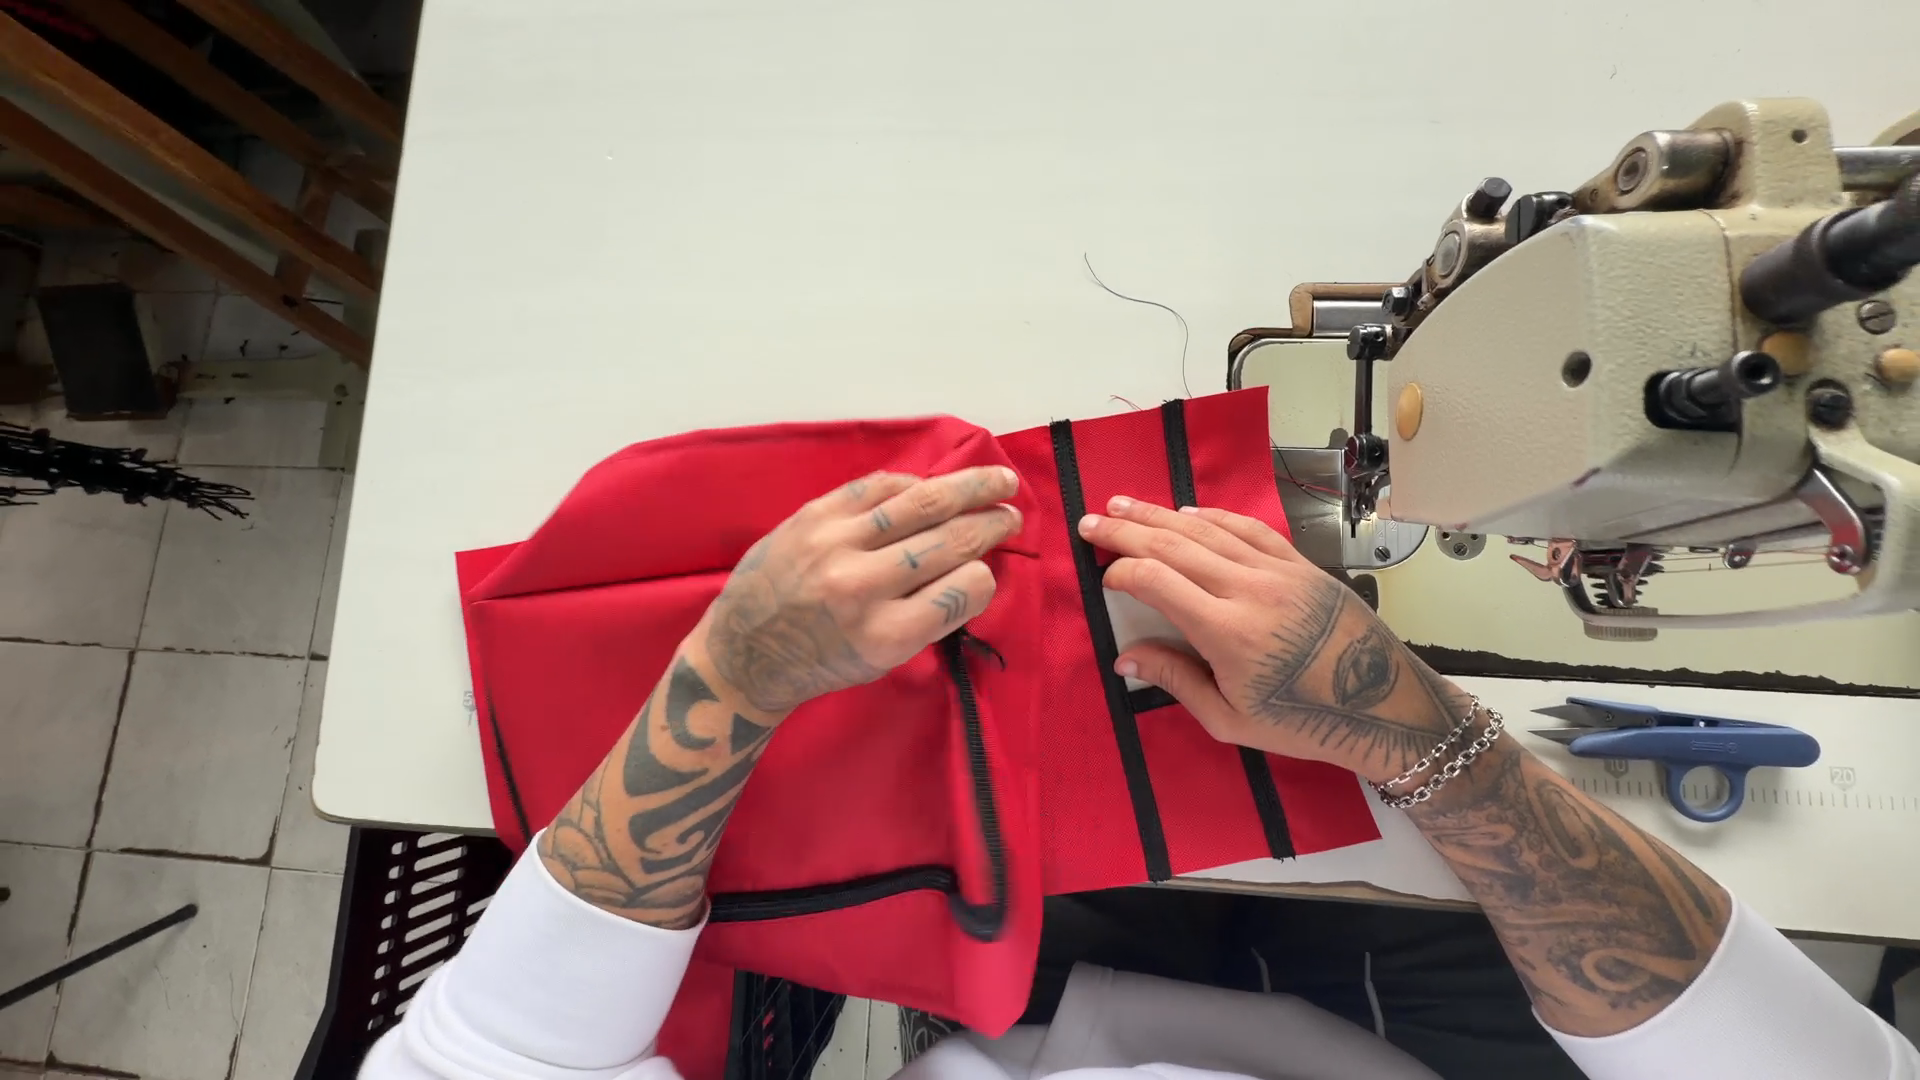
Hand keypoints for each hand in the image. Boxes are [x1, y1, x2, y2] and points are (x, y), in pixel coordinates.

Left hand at [697, 466, 1022, 717]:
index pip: (964, 590)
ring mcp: (835, 544)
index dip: (986, 576)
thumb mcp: (883, 660)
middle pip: (950, 540)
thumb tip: (975, 565)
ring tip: (1000, 479)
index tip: (987, 570)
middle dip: (992, 522)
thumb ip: (929, 616)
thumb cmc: (822, 663)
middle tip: (1015, 514)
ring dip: (970, 486)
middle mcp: (862, 586)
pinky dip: (913, 483)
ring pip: (920, 502)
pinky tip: (933, 485)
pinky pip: (877, 486)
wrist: (744, 653)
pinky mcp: (813, 515)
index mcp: (886, 636)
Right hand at [1078, 497, 1472, 783]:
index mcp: (1227, 633)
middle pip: (1173, 545)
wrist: (1386, 708)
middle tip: (1090, 520)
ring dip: (1159, 514)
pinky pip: (1249, 529)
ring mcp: (1277, 571)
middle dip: (1124, 531)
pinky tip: (1187, 512)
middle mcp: (1249, 590)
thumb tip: (1124, 659)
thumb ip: (1175, 680)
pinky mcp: (1300, 564)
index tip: (1104, 578)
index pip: (1157, 581)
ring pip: (1206, 530)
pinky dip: (1212, 517)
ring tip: (1122, 504)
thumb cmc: (1302, 724)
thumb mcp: (1230, 719)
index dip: (1121, 572)